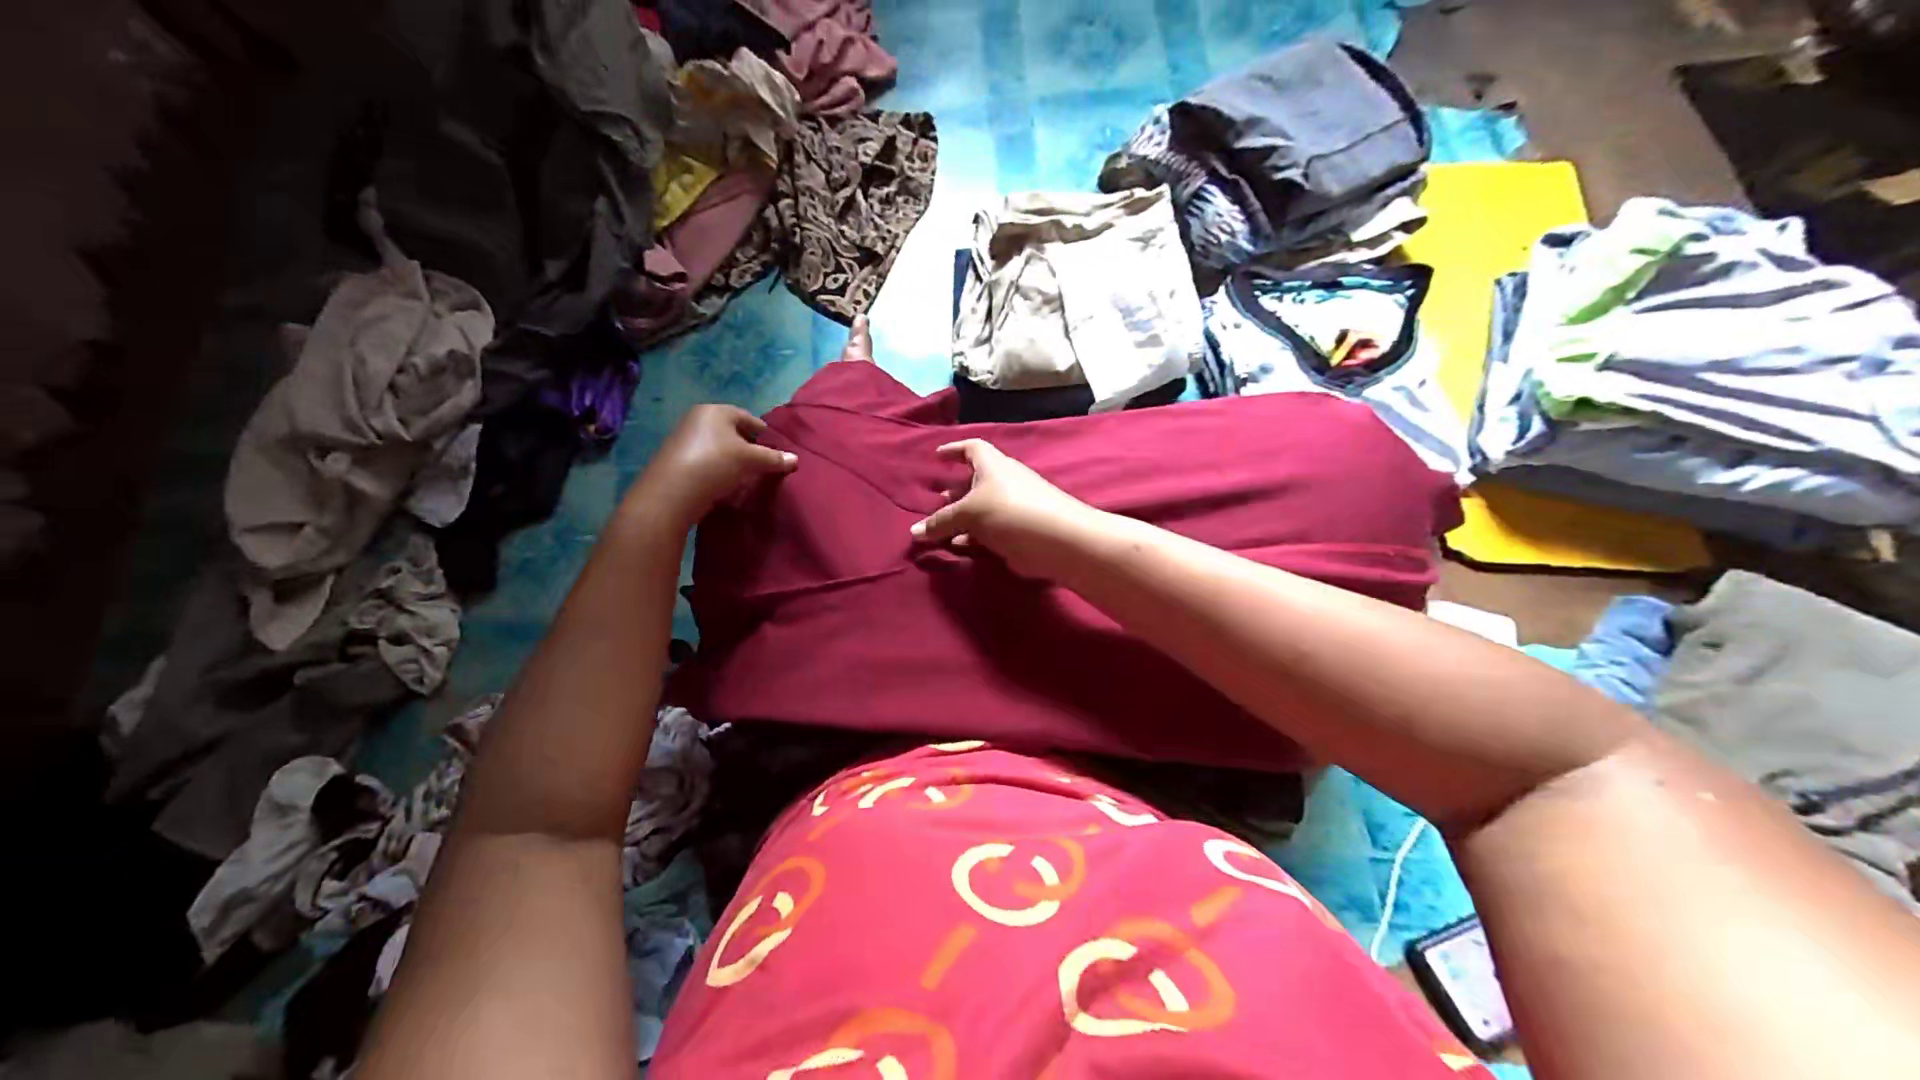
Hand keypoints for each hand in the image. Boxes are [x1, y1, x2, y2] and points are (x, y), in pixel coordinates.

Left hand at [632, 404, 796, 526]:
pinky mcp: (678, 462)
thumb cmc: (714, 464)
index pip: (747, 417)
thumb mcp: (750, 460)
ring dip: (735, 462)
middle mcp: (697, 420)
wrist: (671, 493)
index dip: (764, 433)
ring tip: (748, 479)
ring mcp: (685, 441)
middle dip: (749, 449)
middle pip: (732, 433)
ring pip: (720, 449)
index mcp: (714, 411)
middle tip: (764, 465)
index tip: (776, 449)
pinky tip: (728, 487)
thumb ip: (773, 458)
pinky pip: (707, 463)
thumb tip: (795, 459)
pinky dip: (720, 472)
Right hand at [910, 439, 1098, 579]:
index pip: (972, 448)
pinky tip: (958, 547)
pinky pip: (989, 531)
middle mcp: (1004, 481)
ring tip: (940, 528)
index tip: (937, 456)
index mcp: (993, 465)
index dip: (954, 449)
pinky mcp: (1018, 531)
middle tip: (936, 499)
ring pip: (981, 509)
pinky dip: (973, 536)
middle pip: (975, 480)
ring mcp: (1013, 507)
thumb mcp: (969, 513)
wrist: (1058, 540)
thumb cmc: (1010, 511)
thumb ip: (941, 522)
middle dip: (956, 489)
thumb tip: (914, 532)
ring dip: (962, 517)